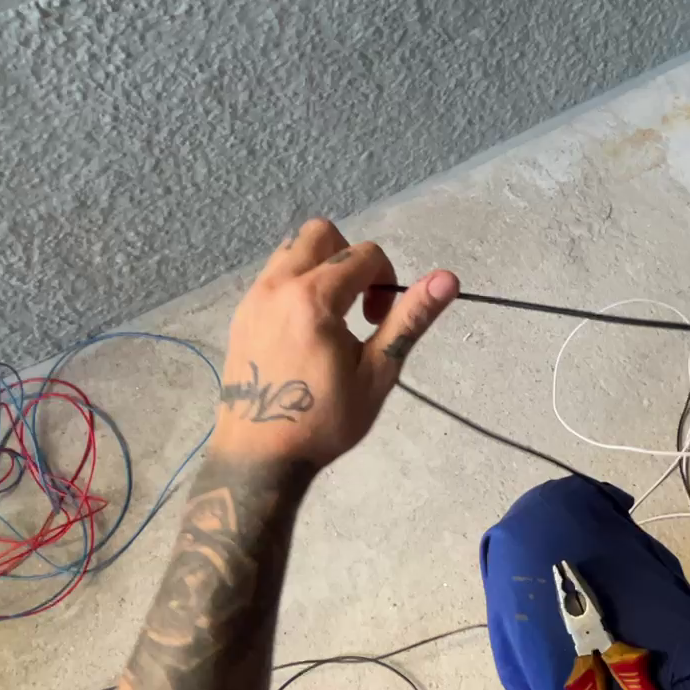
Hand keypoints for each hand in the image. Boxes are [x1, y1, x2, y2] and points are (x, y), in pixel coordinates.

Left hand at [208, 218, 458, 468]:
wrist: (259, 456)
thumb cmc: (325, 420)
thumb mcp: (377, 373)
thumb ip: (409, 319)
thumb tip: (448, 279)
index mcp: (315, 298)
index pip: (365, 254)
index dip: (386, 281)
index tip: (380, 321)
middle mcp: (278, 285)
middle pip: (322, 232)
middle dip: (351, 257)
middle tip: (359, 304)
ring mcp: (253, 297)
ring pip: (292, 249)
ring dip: (322, 267)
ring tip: (333, 315)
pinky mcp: (241, 313)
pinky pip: (274, 274)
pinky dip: (298, 283)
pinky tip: (307, 329)